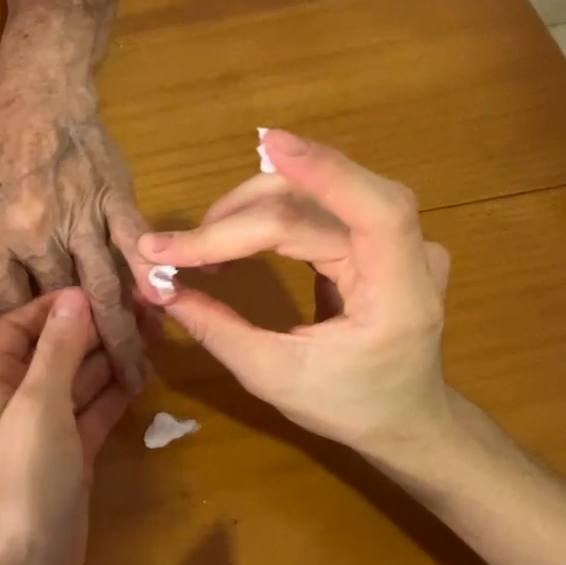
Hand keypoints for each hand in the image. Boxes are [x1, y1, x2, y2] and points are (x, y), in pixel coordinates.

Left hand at [0, 77, 154, 395]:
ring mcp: (79, 219)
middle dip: (83, 352)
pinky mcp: (115, 200)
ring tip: (139, 369)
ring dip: (122, 329)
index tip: (41, 378)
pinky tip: (164, 309)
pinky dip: (150, 275)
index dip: (27, 345)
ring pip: (102, 284)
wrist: (35, 101)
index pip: (8, 307)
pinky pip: (134, 243)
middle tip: (107, 391)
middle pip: (59, 307)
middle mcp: (36, 238)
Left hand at [0, 289, 134, 564]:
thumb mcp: (38, 404)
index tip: (102, 286)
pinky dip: (114, 393)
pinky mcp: (72, 454)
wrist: (20, 563)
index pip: (21, 324)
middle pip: (55, 349)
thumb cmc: (22, 478)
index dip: (56, 304)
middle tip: (145, 305)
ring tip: (153, 330)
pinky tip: (143, 373)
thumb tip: (75, 296)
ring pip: (79, 379)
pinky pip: (93, 412)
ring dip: (110, 356)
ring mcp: (46, 428)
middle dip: (93, 327)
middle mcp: (17, 398)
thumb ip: (57, 350)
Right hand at [138, 130, 453, 458]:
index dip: (324, 170)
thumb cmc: (347, 406)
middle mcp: (407, 254)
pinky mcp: (374, 241)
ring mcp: (395, 243)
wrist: (405, 420)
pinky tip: (228, 230)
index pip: (374, 210)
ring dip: (244, 211)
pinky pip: (317, 210)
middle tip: (171, 247)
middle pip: (320, 202)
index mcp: (400, 292)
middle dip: (239, 214)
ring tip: (194, 246)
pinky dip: (264, 216)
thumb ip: (216, 329)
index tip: (265, 145)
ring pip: (314, 199)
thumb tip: (158, 288)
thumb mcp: (272, 376)